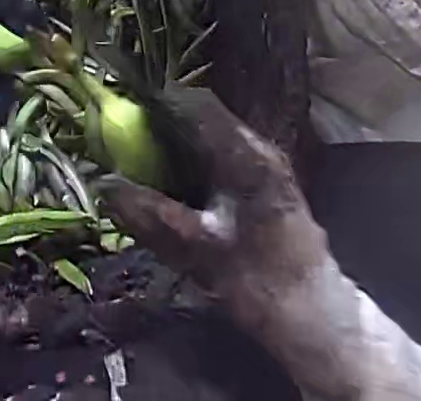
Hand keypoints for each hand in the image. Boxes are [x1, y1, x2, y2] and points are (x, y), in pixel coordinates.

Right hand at [102, 90, 420, 400]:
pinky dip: (191, 151)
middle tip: (125, 130)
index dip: (156, 98)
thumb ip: (147, 212)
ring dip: (176, 133)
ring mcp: (263, 161)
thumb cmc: (259, 281)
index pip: (196, 102)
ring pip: (210, 128)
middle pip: (202, 111)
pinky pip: (218, 148)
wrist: (318, 322)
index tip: (122, 106)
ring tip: (142, 150)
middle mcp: (257, 147)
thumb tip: (102, 184)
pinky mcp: (262, 178)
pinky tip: (173, 175)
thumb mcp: (196, 249)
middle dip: (161, 116)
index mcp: (244, 154)